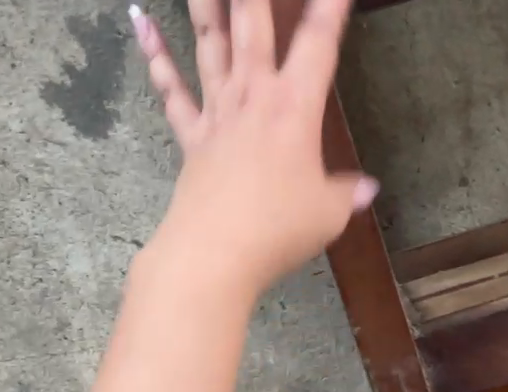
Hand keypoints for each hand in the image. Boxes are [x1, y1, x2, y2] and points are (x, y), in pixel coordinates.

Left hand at [132, 0, 377, 293]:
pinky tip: (141, 21)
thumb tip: (366, 188)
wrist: (216, 251)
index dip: (330, 8)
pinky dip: (155, 55)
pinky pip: (171, 89)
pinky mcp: (191, 136)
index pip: (319, 44)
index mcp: (295, 109)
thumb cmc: (279, 230)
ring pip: (210, 43)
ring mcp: (218, 113)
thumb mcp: (329, 215)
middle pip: (253, 24)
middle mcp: (253, 97)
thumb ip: (347, 194)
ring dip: (206, 3)